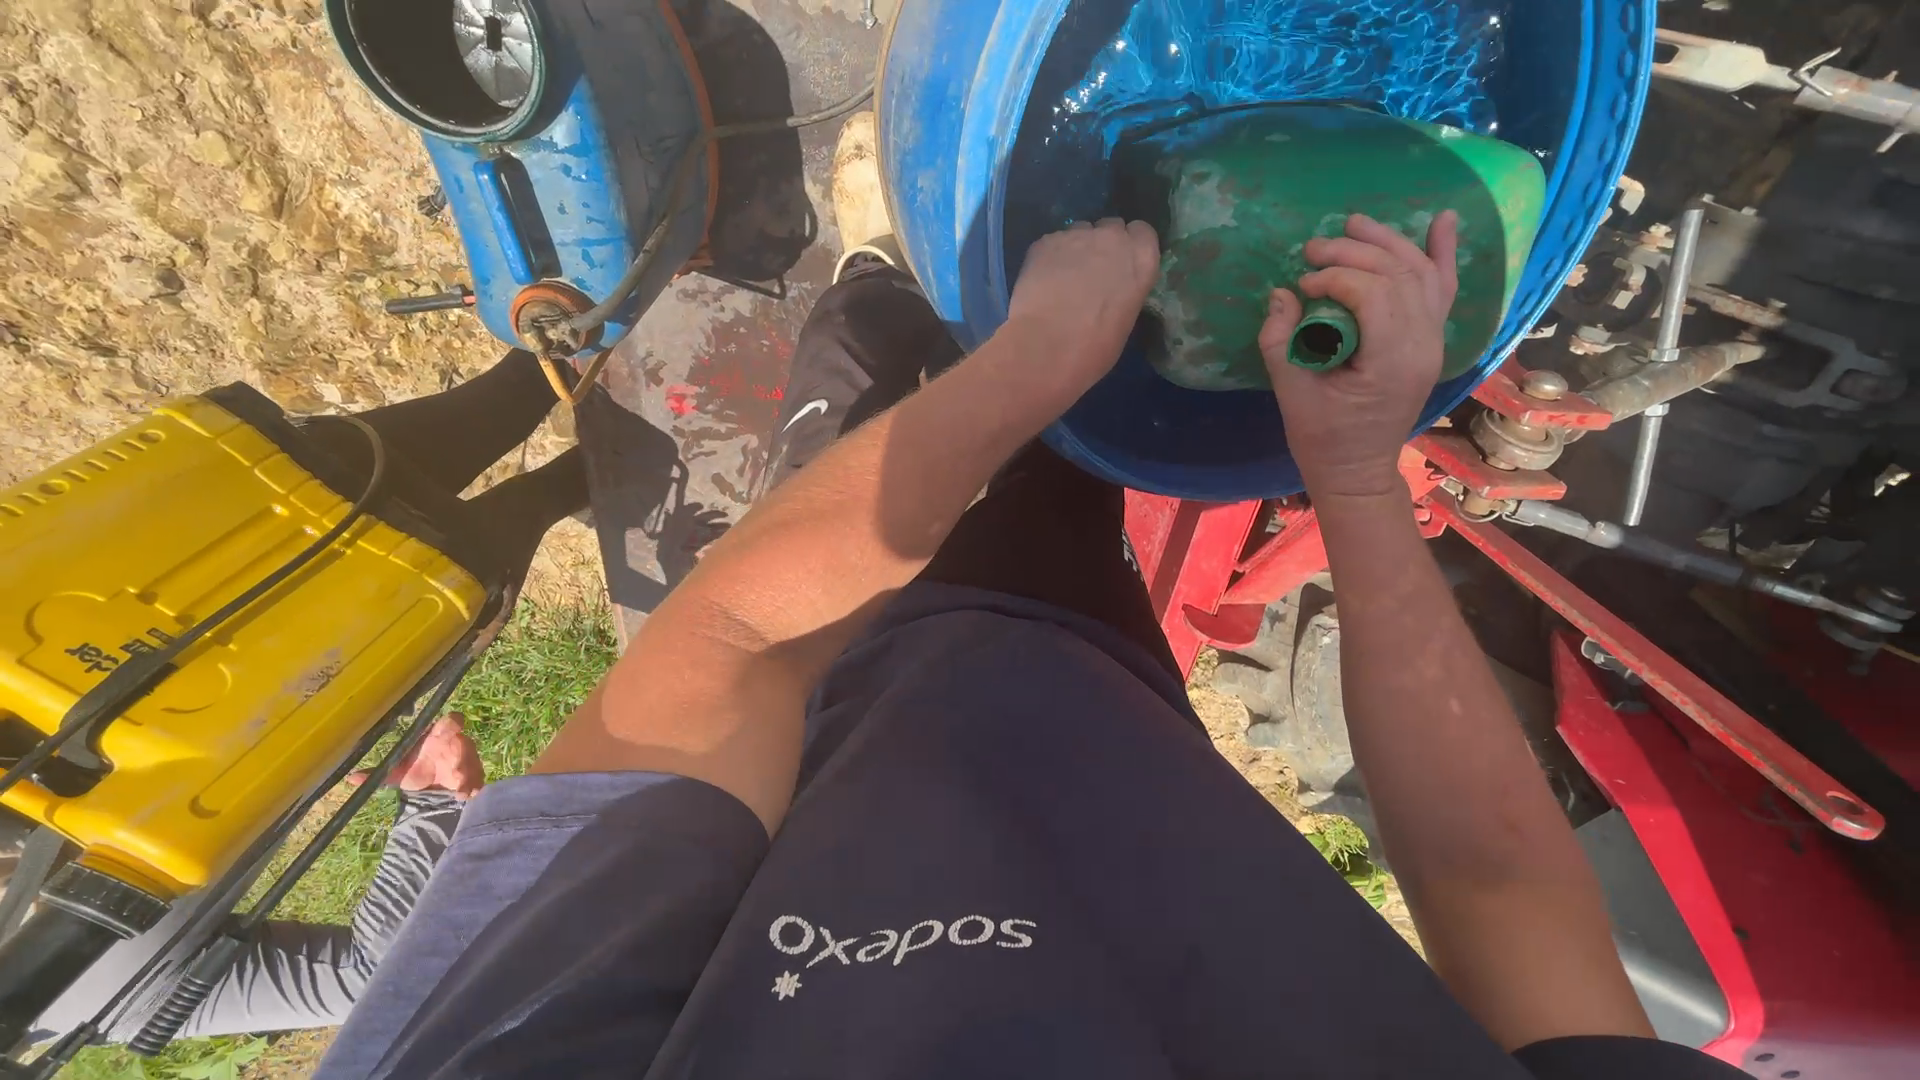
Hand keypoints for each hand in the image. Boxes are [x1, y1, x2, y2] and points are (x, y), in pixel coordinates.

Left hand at [350, 714, 485, 799]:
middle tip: (454, 773)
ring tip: (459, 792)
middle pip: (465, 744)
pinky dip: (474, 786)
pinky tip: (464, 795)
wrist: (431, 788)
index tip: (453, 728)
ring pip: (474, 763)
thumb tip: (350, 779)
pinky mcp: (477, 773)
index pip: (451, 721)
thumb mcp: (396, 772)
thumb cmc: (415, 770)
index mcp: (438, 736)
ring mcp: (470, 758)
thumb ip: (378, 773)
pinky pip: (479, 778)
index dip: (453, 723)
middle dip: (462, 758)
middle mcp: (457, 743)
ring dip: (468, 776)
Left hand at [1005, 218, 1160, 394]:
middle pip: (1110, 227)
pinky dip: (1048, 257)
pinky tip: (1041, 281)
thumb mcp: (1125, 319)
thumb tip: (1109, 290)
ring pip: (1079, 231)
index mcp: (1142, 258)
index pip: (1141, 232)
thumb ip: (1123, 290)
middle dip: (1102, 244)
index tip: (1120, 264)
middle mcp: (1112, 237)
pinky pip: (1051, 243)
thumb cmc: (1095, 347)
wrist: (1048, 347)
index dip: (1129, 246)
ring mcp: (1076, 235)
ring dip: (1075, 248)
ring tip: (1062, 277)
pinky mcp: (1045, 241)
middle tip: (1090, 272)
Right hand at [1261, 212, 1458, 499]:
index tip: (1301, 284)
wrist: (1356, 469)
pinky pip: (1442, 290)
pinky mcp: (1431, 342)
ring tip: (1355, 223)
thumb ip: (1281, 343)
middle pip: (1399, 275)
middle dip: (1356, 251)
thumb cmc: (1321, 438)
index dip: (1336, 277)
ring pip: (1421, 274)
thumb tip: (1281, 295)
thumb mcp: (1291, 394)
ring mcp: (1433, 343)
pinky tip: (1443, 220)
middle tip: (1314, 246)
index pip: (1374, 294)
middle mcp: (1423, 345)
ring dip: (1390, 242)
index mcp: (1391, 362)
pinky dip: (1442, 254)